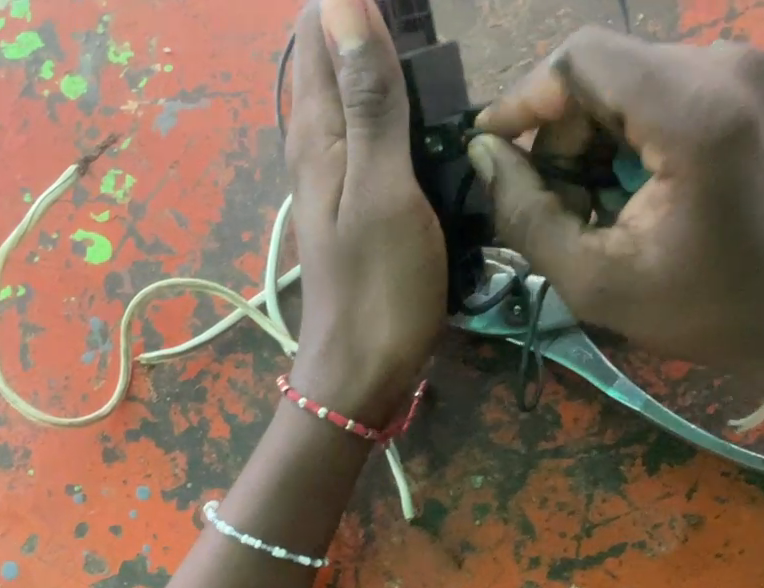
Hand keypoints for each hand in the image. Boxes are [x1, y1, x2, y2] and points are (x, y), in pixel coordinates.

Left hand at [284, 0, 446, 426]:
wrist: (364, 374)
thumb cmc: (379, 288)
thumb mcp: (382, 188)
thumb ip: (369, 99)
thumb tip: (342, 0)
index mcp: (315, 128)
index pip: (318, 24)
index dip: (357, 4)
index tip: (416, 12)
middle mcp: (318, 143)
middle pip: (340, 55)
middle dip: (382, 31)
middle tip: (439, 47)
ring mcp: (339, 176)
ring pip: (363, 97)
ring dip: (397, 74)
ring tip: (447, 78)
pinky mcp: (362, 205)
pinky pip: (380, 139)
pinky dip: (407, 121)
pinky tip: (439, 131)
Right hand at [469, 30, 763, 409]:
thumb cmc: (701, 311)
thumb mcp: (596, 282)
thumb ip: (527, 216)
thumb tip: (485, 153)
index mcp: (693, 111)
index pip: (579, 60)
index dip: (525, 100)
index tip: (493, 149)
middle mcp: (721, 65)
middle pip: (598, 70)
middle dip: (560, 137)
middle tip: (554, 208)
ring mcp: (737, 68)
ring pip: (621, 80)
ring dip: (588, 142)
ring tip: (590, 211)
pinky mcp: (741, 84)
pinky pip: (652, 90)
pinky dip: (621, 138)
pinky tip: (622, 193)